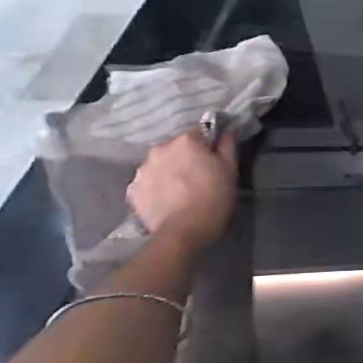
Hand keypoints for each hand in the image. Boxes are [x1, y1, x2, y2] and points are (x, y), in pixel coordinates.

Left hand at [127, 129, 238, 248]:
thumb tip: (226, 129)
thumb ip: (227, 145)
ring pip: (159, 165)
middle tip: (196, 179)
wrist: (183, 233)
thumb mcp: (230, 171)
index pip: (198, 134)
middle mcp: (159, 149)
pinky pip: (146, 184)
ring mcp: (142, 170)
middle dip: (184, 159)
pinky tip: (165, 203)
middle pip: (175, 149)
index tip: (213, 162)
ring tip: (179, 193)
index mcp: (185, 141)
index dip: (207, 147)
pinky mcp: (132, 190)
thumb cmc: (213, 199)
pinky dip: (154, 189)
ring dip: (167, 173)